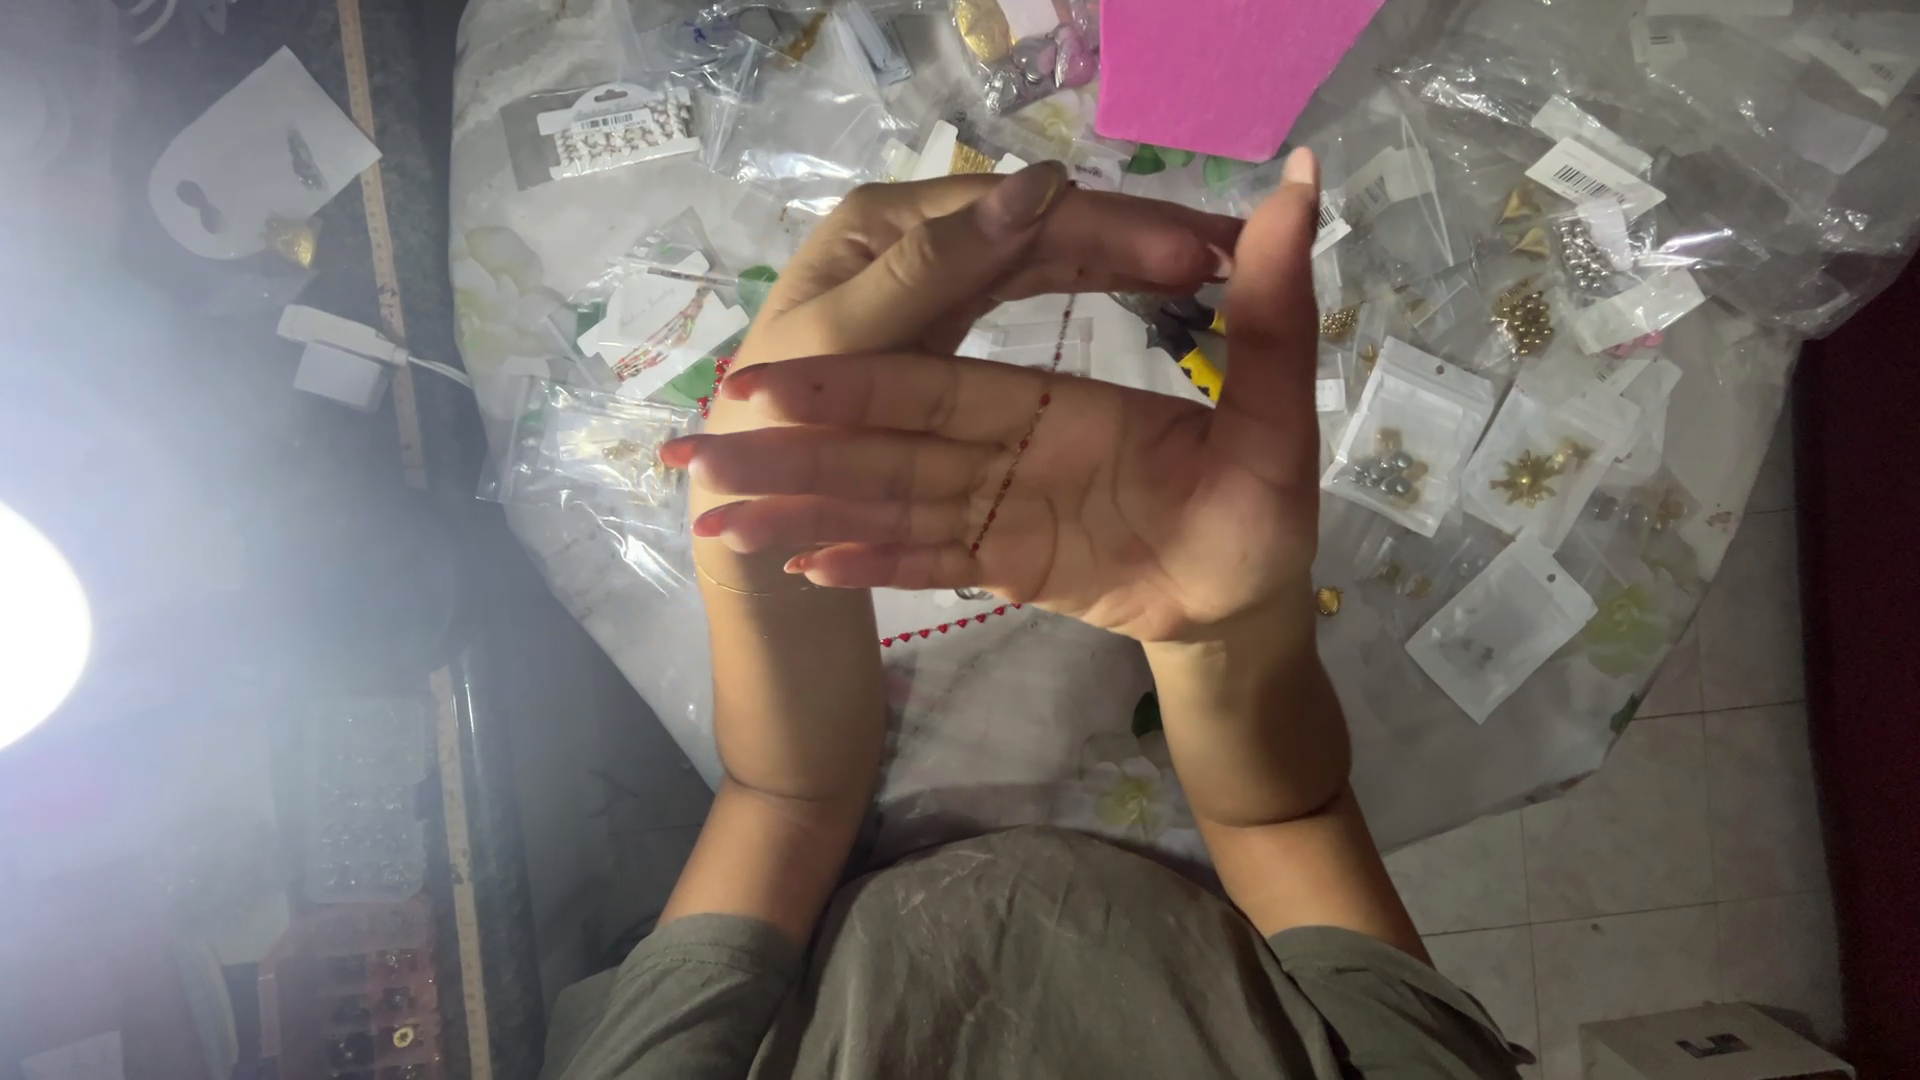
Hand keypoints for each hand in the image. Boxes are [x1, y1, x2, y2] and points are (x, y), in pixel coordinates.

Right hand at [667, 150, 1323, 641]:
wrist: (1246, 602)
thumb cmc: (1261, 511)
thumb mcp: (1275, 416)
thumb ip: (1273, 310)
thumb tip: (1300, 179)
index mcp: (1051, 408)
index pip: (936, 386)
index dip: (856, 383)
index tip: (776, 376)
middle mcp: (1004, 455)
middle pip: (886, 447)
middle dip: (796, 449)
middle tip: (698, 451)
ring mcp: (997, 518)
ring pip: (889, 508)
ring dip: (806, 510)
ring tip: (719, 518)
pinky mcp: (1003, 573)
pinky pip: (930, 567)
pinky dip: (874, 566)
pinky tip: (810, 565)